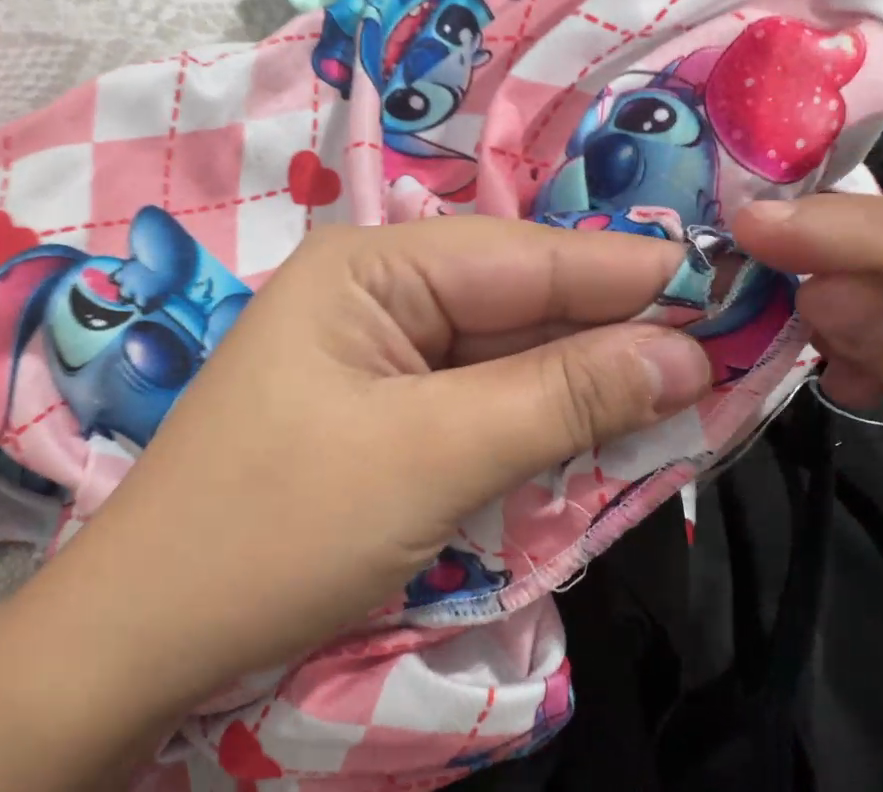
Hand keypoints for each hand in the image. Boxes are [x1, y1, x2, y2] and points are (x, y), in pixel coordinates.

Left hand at [0, 217, 712, 791]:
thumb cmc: (279, 526)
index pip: (522, 255)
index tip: (732, 292)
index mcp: (367, 269)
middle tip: (724, 356)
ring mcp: (365, 360)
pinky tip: (589, 432)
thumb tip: (683, 350)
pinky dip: (527, 422)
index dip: (625, 276)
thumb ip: (560, 395)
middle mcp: (367, 297)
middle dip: (606, 334)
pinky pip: (466, 402)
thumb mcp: (433, 455)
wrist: (150, 626)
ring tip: (680, 395)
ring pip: (495, 356)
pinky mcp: (368, 420)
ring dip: (574, 382)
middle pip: (511, 302)